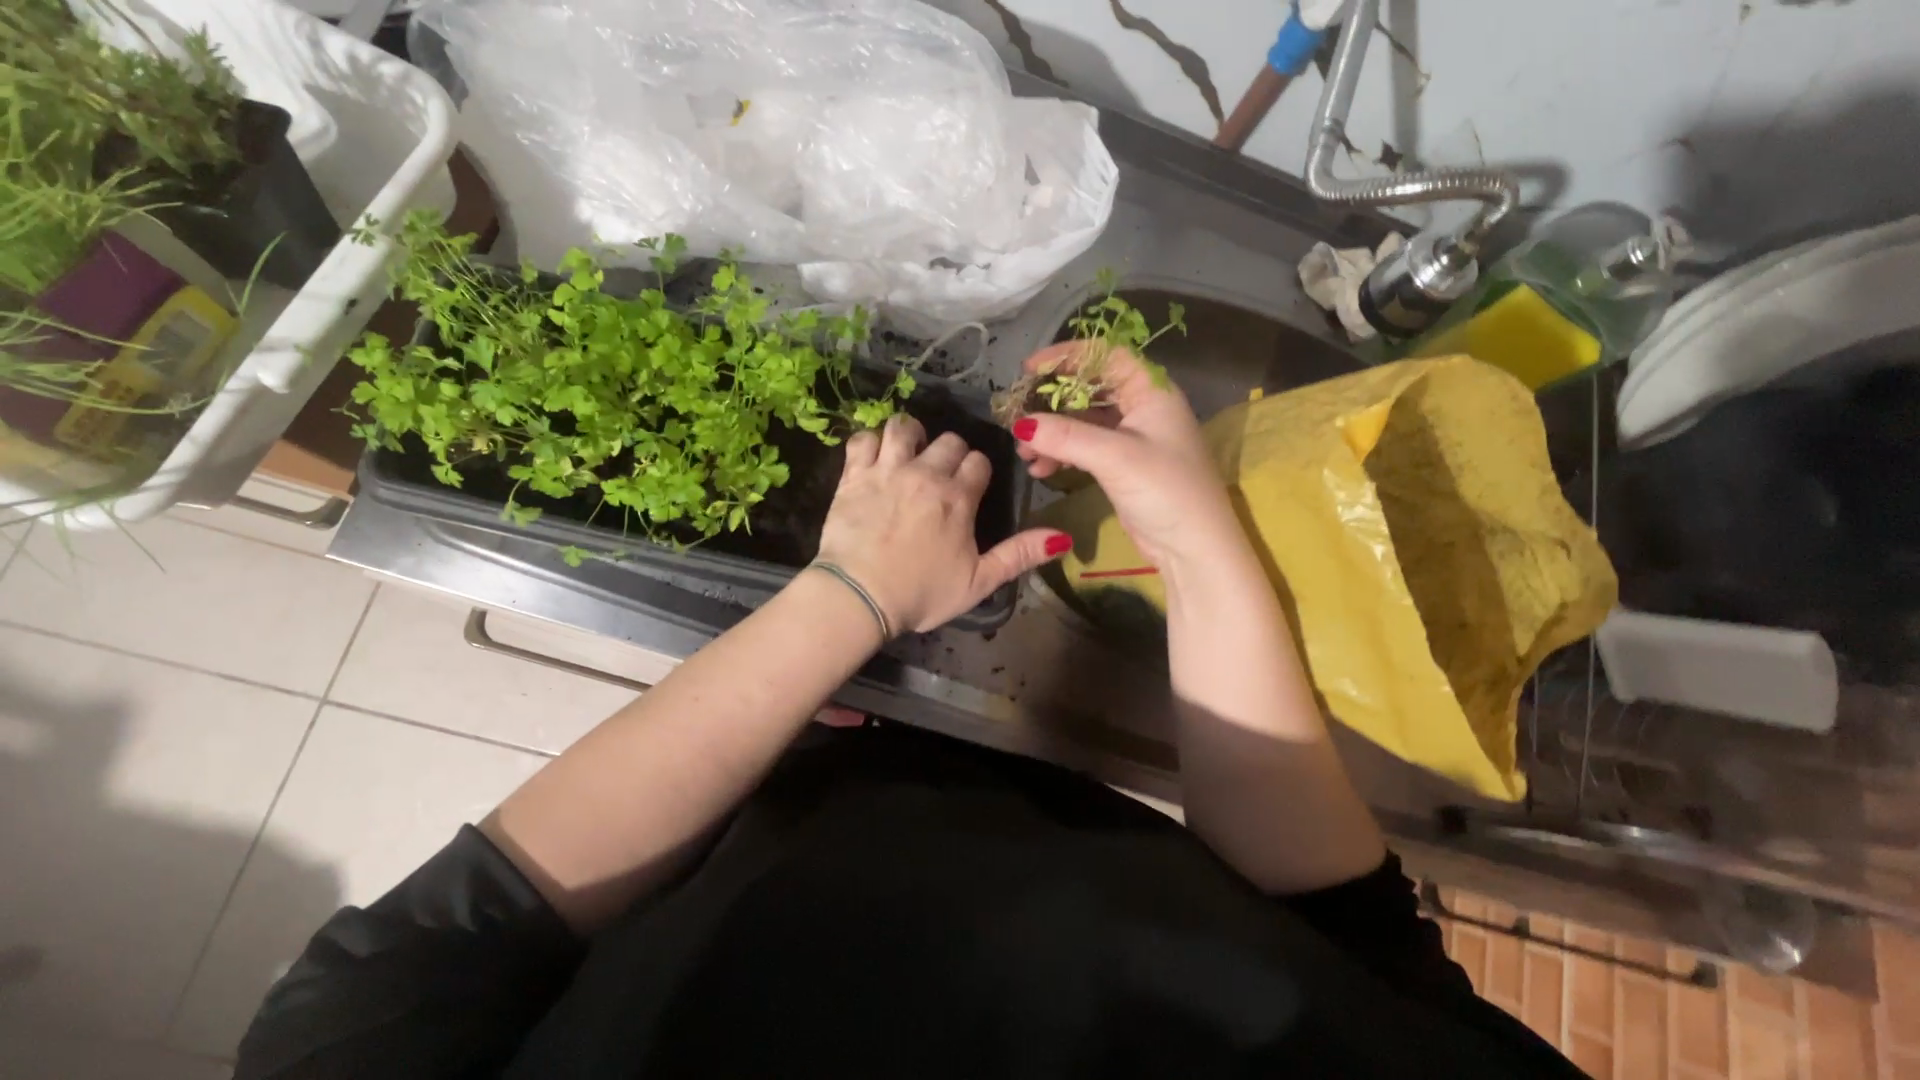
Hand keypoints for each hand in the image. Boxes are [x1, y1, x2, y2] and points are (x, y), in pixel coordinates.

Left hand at [816, 414, 1068, 634]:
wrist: (859, 596)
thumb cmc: (920, 593)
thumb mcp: (978, 582)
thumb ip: (1019, 555)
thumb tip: (1063, 537)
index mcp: (958, 497)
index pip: (979, 462)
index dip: (978, 471)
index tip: (971, 486)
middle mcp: (926, 474)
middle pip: (948, 440)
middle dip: (950, 452)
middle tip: (941, 474)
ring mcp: (887, 470)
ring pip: (904, 427)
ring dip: (910, 435)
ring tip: (908, 451)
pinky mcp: (853, 475)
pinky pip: (863, 439)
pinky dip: (870, 442)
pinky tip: (873, 457)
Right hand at [1012, 343, 1243, 570]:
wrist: (1194, 548)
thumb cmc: (1165, 490)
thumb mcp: (1114, 457)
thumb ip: (1066, 436)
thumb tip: (1020, 424)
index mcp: (1152, 391)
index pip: (1105, 356)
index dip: (1067, 356)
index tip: (1029, 369)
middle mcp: (1143, 407)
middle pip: (1089, 388)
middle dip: (1052, 402)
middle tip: (1018, 414)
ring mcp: (1132, 438)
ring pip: (1083, 421)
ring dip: (1052, 433)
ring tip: (1025, 453)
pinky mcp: (1123, 466)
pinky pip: (1084, 447)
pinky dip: (1062, 454)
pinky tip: (1040, 468)